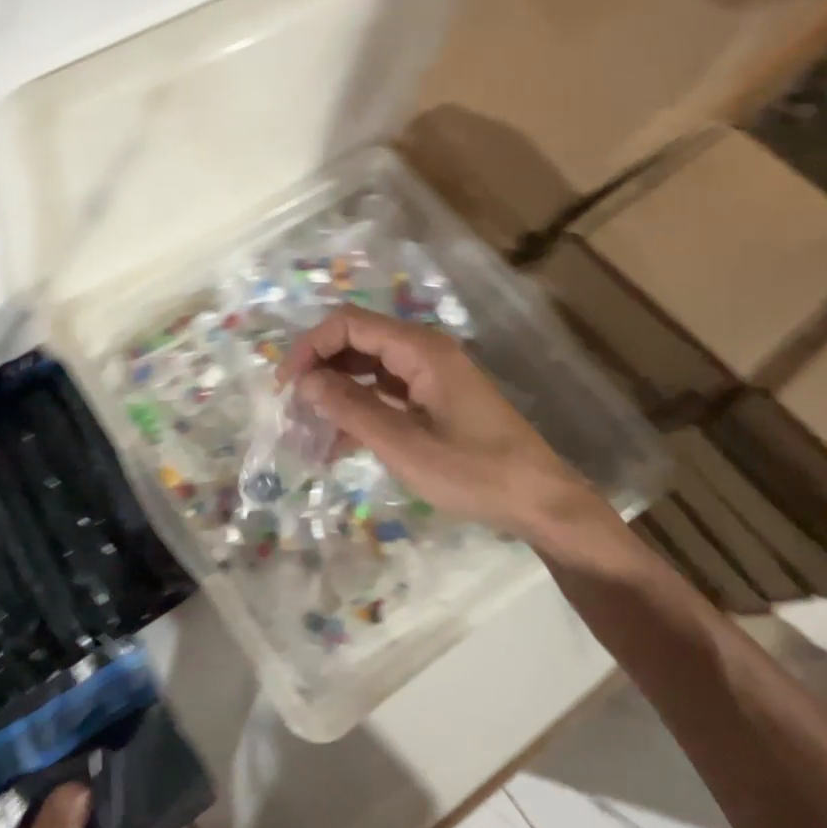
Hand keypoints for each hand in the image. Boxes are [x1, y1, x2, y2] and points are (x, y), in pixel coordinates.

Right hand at [280, 305, 607, 544]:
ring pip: (366, 367)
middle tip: (292, 408)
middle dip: (318, 369)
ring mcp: (430, 376)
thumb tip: (304, 382)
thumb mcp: (404, 445)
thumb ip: (351, 409)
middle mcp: (423, 352)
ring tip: (308, 428)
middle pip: (355, 341)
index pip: (348, 325)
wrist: (540, 502)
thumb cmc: (474, 473)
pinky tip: (337, 443)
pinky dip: (357, 409)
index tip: (286, 386)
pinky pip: (383, 391)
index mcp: (420, 351)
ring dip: (334, 391)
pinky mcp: (433, 399)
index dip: (310, 347)